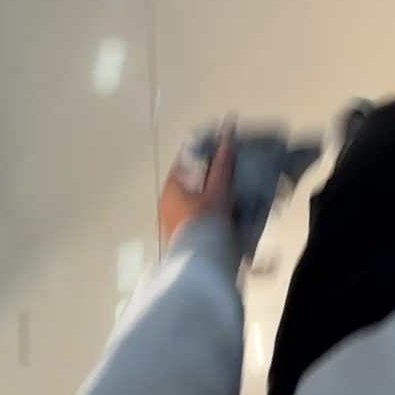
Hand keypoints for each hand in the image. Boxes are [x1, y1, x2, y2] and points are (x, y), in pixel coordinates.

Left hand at [159, 118, 236, 247]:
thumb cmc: (206, 220)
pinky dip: (204, 210)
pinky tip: (221, 213)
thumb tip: (227, 134)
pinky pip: (191, 214)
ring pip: (189, 198)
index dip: (202, 154)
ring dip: (206, 194)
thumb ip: (223, 163)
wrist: (200, 260)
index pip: (184, 161)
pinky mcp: (176, 234)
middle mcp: (164, 201)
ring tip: (229, 193)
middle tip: (229, 172)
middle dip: (206, 176)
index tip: (220, 152)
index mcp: (171, 187)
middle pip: (187, 181)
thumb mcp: (219, 189)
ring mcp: (168, 220)